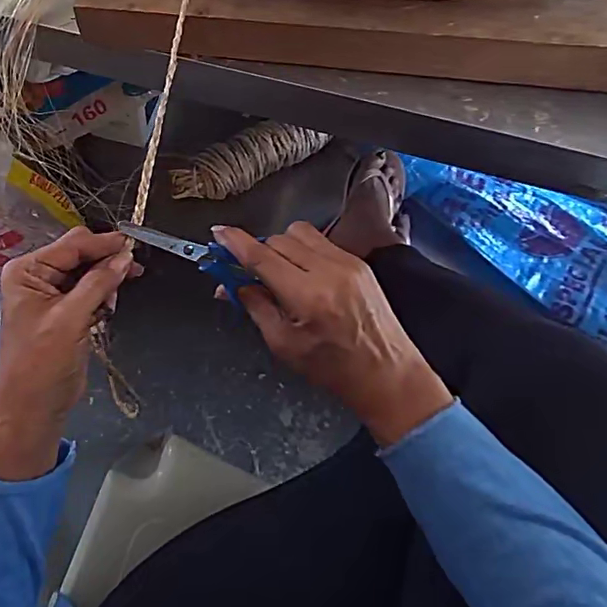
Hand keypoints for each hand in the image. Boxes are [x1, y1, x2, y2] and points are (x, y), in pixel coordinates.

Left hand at [0, 227, 141, 480]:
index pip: (71, 245)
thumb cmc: (42, 365)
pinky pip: (89, 290)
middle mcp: (36, 276)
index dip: (103, 243)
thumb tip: (125, 256)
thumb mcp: (71, 319)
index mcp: (27, 271)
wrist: (33, 410)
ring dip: (106, 281)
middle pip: (80, 255)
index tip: (133, 243)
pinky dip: (103, 295)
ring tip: (114, 300)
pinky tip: (108, 308)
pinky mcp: (64, 311)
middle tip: (134, 268)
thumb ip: (99, 283)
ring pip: (88, 272)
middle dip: (106, 262)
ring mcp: (50, 294)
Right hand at [213, 223, 451, 445]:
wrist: (388, 375)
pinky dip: (303, 250)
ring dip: (281, 246)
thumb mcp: (283, 345)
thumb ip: (255, 306)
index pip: (261, 256)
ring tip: (280, 273)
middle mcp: (329, 272)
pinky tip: (304, 274)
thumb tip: (231, 283)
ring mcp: (347, 263)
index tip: (218, 234)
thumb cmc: (335, 368)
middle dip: (257, 252)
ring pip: (299, 232)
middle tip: (248, 273)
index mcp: (308, 297)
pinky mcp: (358, 262)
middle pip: (277, 240)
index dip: (235, 242)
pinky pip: (320, 241)